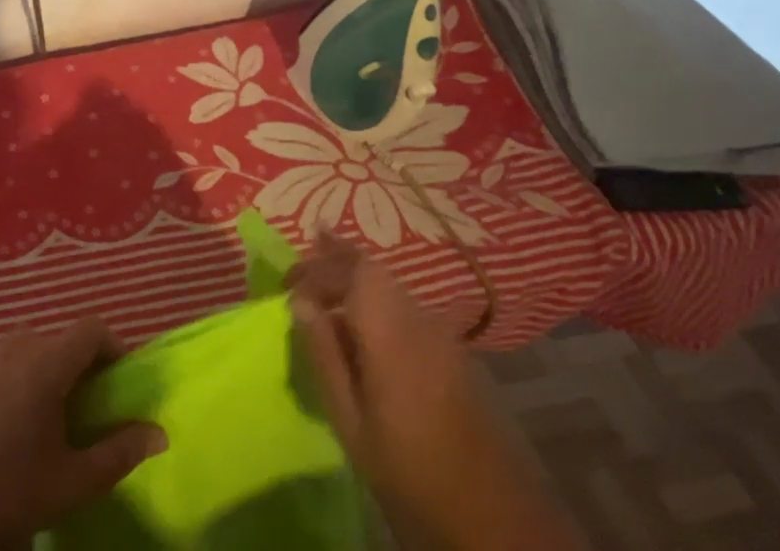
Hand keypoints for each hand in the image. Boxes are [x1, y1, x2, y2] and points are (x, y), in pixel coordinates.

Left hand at [0, 318, 167, 549]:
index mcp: (43, 365)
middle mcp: (12, 350)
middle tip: (97, 405)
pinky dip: (26, 374)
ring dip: (54, 366)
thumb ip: (121, 452)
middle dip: (85, 362)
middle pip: (61, 336)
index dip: (114, 347)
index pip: (90, 328)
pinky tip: (22, 421)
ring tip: (62, 413)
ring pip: (32, 345)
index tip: (122, 383)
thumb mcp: (75, 481)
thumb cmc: (8, 493)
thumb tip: (159, 433)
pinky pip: (7, 359)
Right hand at [291, 236, 580, 550]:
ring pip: (392, 288)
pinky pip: (406, 311)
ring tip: (320, 299)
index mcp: (393, 335)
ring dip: (354, 284)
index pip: (355, 270)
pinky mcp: (455, 355)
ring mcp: (444, 337)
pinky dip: (375, 305)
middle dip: (334, 264)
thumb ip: (325, 354)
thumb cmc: (407, 470)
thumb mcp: (350, 418)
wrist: (492, 515)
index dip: (318, 267)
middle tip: (299, 277)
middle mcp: (422, 323)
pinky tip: (357, 331)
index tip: (286, 285)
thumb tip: (300, 302)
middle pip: (376, 271)